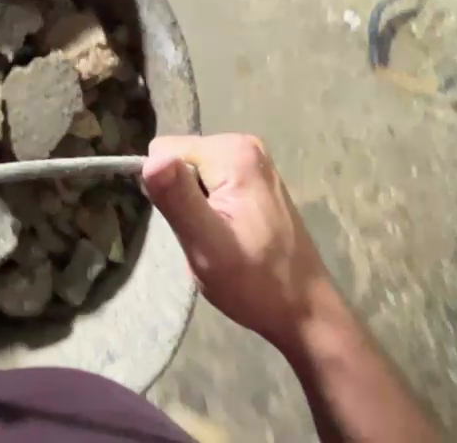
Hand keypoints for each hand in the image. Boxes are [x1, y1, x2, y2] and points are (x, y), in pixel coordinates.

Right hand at [141, 134, 331, 343]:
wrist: (306, 312)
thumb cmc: (256, 283)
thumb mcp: (208, 246)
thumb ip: (178, 199)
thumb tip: (150, 160)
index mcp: (232, 151)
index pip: (164, 151)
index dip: (167, 191)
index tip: (188, 223)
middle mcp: (243, 144)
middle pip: (179, 158)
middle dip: (182, 197)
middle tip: (205, 235)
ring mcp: (252, 160)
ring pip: (191, 172)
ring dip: (194, 205)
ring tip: (217, 236)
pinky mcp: (254, 178)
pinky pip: (209, 181)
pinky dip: (209, 207)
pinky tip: (229, 232)